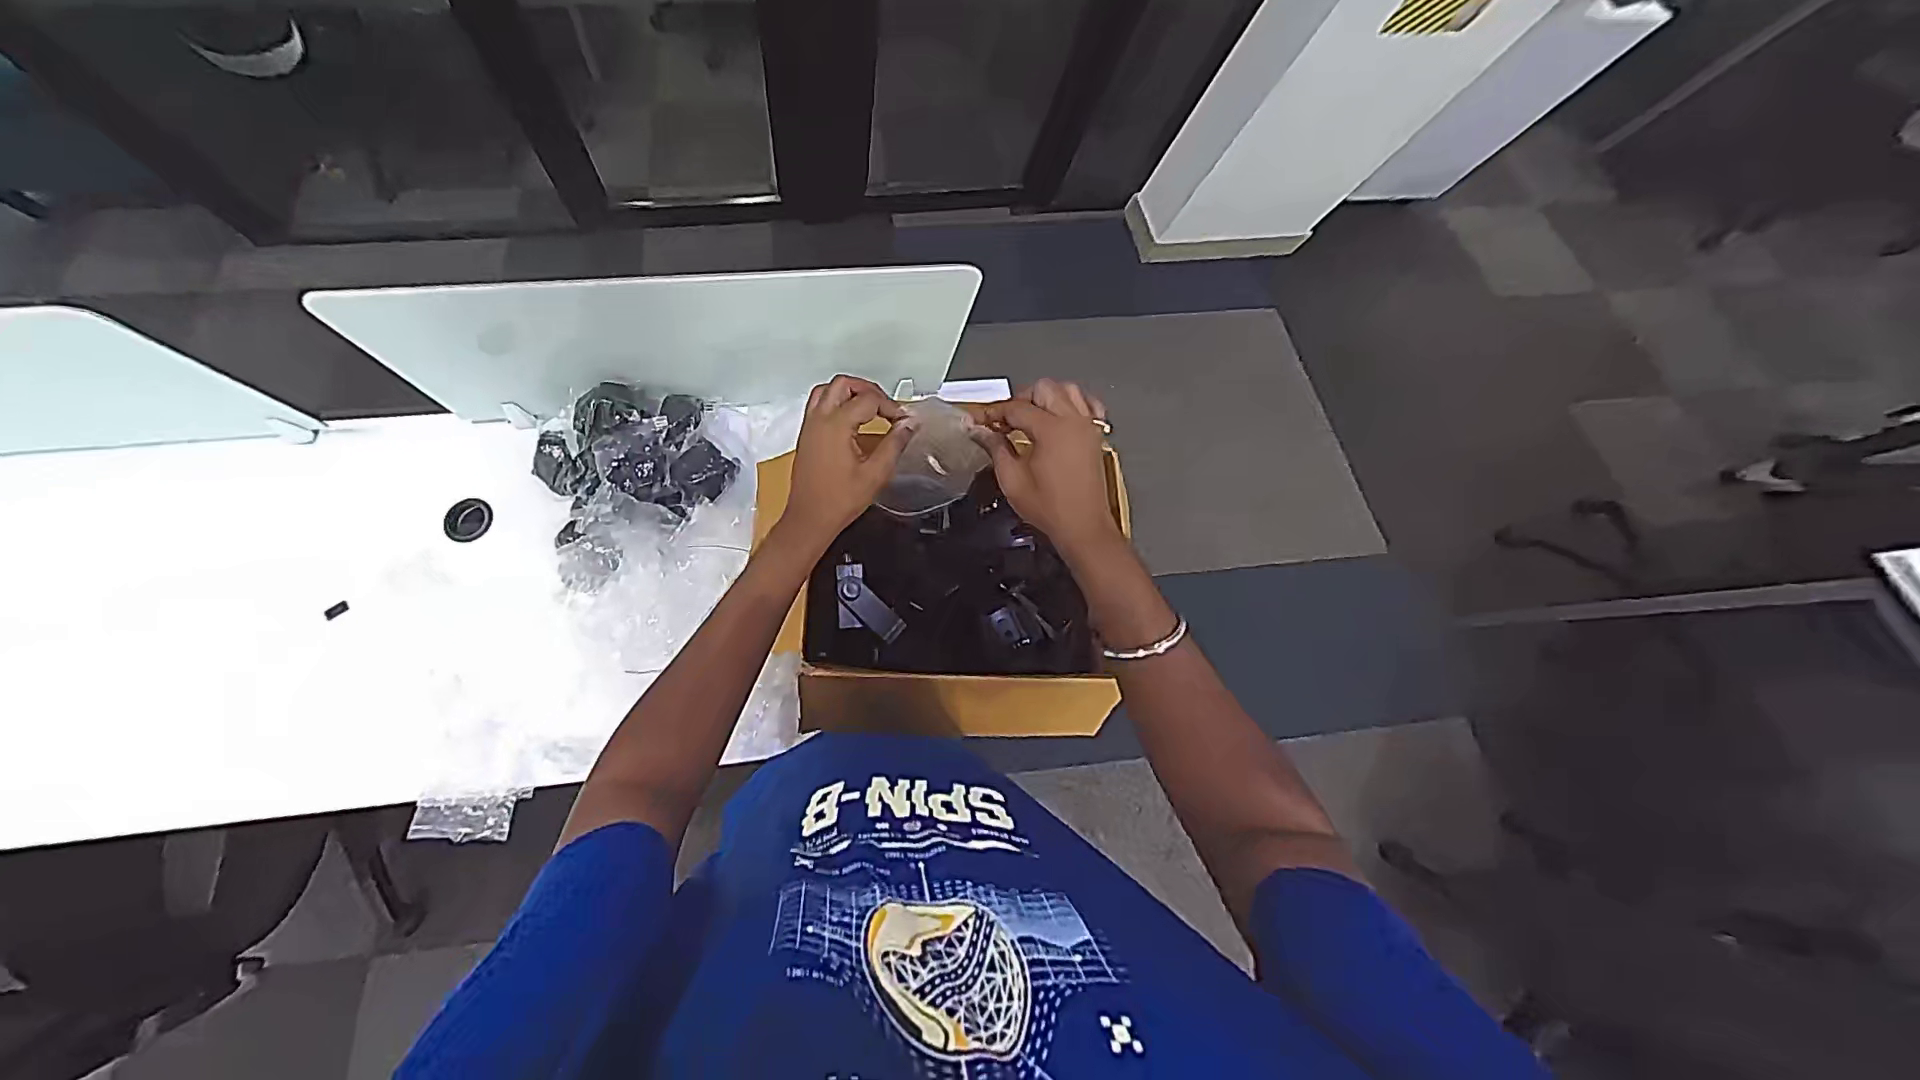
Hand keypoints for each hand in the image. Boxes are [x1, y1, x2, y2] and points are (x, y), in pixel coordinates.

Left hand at [775, 375, 915, 553]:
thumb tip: (908, 425)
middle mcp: (818, 420)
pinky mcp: (806, 436)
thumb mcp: (876, 473)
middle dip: (868, 390)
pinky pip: (818, 405)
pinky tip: (852, 421)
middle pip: (843, 384)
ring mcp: (809, 427)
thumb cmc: (838, 501)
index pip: (868, 399)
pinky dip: (836, 403)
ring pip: (826, 390)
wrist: (810, 518)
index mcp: (836, 426)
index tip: (903, 420)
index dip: (890, 406)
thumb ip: (895, 444)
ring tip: (870, 407)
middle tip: (886, 405)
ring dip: (849, 392)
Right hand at [974, 379, 1123, 561]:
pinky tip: (1060, 416)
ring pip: (1068, 390)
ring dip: (1046, 397)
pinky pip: (1088, 405)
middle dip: (1021, 399)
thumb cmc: (1051, 508)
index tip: (983, 421)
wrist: (1082, 526)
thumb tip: (983, 433)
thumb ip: (996, 449)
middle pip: (1044, 389)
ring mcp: (1088, 427)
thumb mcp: (1012, 480)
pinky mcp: (1096, 436)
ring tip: (1030, 416)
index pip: (1017, 407)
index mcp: (1052, 430)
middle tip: (1005, 419)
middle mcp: (1074, 422)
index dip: (995, 412)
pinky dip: (1072, 404)